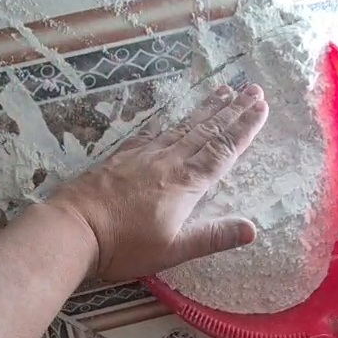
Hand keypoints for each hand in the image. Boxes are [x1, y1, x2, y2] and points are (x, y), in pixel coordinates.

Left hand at [48, 83, 267, 280]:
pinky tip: (174, 117)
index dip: (244, 128)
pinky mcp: (122, 157)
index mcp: (186, 184)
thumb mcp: (173, 250)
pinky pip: (154, 132)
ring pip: (182, 126)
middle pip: (206, 130)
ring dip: (206, 109)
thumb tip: (253, 229)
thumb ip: (212, 237)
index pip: (222, 150)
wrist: (75, 227)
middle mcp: (168, 162)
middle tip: (253, 88)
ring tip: (224, 91)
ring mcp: (143, 155)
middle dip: (232, 110)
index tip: (262, 106)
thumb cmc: (124, 245)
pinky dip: (171, 121)